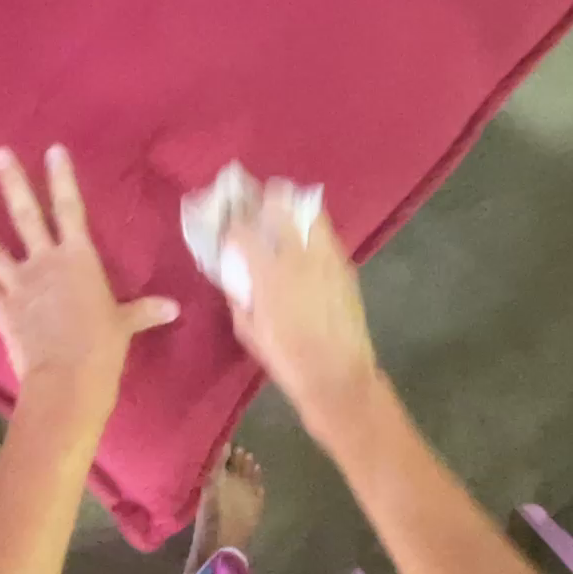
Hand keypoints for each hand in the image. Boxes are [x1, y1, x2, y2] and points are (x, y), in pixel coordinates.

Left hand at [0, 146, 178, 420]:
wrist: (68, 377)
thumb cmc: (102, 346)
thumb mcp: (126, 325)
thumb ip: (144, 311)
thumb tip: (174, 308)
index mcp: (79, 259)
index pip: (71, 209)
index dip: (62, 179)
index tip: (53, 150)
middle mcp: (45, 263)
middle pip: (26, 216)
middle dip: (12, 184)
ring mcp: (19, 286)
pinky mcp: (2, 310)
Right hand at [224, 184, 380, 434]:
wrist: (337, 376)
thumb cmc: (285, 358)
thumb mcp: (247, 330)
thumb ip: (238, 296)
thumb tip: (235, 276)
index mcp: (268, 272)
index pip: (243, 229)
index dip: (231, 221)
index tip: (226, 221)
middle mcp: (298, 255)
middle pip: (281, 204)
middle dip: (264, 197)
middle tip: (255, 201)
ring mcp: (327, 258)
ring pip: (310, 212)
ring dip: (293, 207)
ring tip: (284, 212)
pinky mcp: (346, 267)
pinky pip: (326, 236)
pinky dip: (313, 230)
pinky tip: (306, 241)